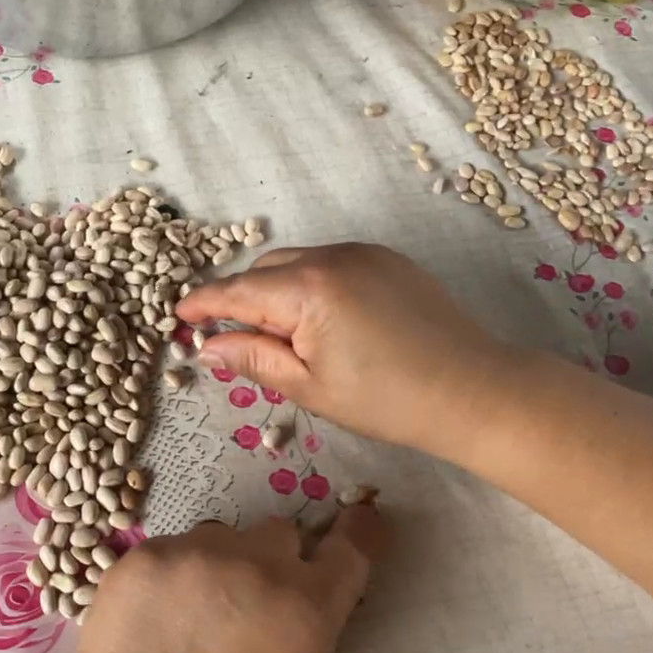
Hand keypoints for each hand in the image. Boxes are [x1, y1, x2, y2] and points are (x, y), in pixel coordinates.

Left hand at [40, 507, 384, 652]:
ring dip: (222, 563)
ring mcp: (194, 552)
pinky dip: (173, 573)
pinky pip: (174, 548)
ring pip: (224, 536)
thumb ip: (304, 637)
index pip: (351, 546)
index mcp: (305, 609)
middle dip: (276, 561)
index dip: (356, 533)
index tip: (356, 525)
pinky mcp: (145, 553)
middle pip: (282, 533)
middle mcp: (256, 566)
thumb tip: (293, 603)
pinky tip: (154, 617)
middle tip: (249, 602)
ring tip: (192, 614)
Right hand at [176, 243, 517, 454]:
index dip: (205, 303)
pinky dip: (308, 284)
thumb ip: (253, 359)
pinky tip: (317, 319)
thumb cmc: (386, 399)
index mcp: (308, 289)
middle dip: (240, 297)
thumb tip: (209, 347)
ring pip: (296, 263)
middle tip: (231, 336)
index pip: (239, 290)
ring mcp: (363, 253)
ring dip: (275, 289)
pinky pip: (328, 262)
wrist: (472, 390)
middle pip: (265, 270)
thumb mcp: (309, 386)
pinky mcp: (386, 259)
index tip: (180, 316)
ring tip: (277, 332)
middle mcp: (332, 257)